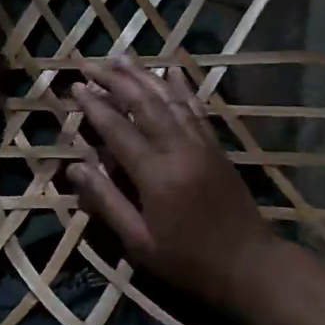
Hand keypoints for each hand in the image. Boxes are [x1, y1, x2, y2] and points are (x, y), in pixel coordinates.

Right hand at [64, 58, 279, 306]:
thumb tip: (74, 168)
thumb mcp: (139, 241)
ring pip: (169, 99)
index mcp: (156, 175)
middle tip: (91, 64)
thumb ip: (106, 201)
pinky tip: (172, 70)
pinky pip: (196, 108)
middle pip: (143, 103)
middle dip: (115, 80)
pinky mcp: (216, 146)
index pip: (118, 129)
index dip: (94, 105)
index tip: (75, 86)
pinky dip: (181, 87)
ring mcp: (201, 143)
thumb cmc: (188, 260)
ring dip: (144, 76)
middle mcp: (179, 149)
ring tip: (121, 58)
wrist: (250, 265)